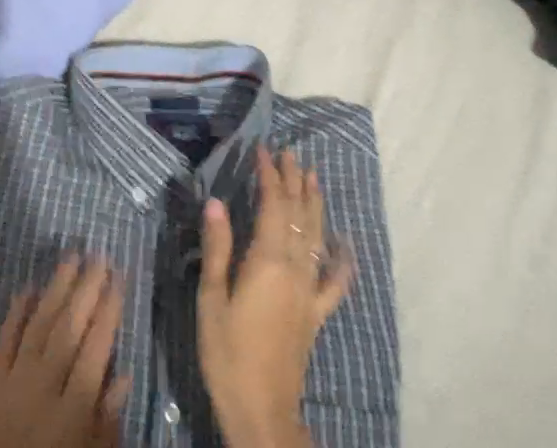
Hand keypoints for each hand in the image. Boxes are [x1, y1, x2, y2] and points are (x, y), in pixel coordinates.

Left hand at [0, 255, 131, 447]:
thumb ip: (107, 419)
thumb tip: (124, 375)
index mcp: (74, 406)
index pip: (96, 347)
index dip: (109, 311)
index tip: (119, 278)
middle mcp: (45, 384)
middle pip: (68, 328)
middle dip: (85, 290)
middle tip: (99, 256)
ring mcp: (14, 379)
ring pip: (38, 325)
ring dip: (55, 289)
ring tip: (70, 257)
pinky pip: (4, 339)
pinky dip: (15, 313)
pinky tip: (25, 288)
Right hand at [197, 148, 354, 447]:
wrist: (261, 406)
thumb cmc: (226, 351)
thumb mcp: (211, 298)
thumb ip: (218, 248)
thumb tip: (216, 202)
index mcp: (267, 261)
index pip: (272, 205)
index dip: (269, 176)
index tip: (263, 150)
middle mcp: (295, 269)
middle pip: (298, 215)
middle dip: (294, 181)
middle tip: (290, 153)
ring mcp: (310, 291)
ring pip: (316, 237)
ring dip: (314, 205)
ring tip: (313, 178)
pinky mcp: (316, 312)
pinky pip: (335, 280)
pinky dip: (342, 259)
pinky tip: (345, 245)